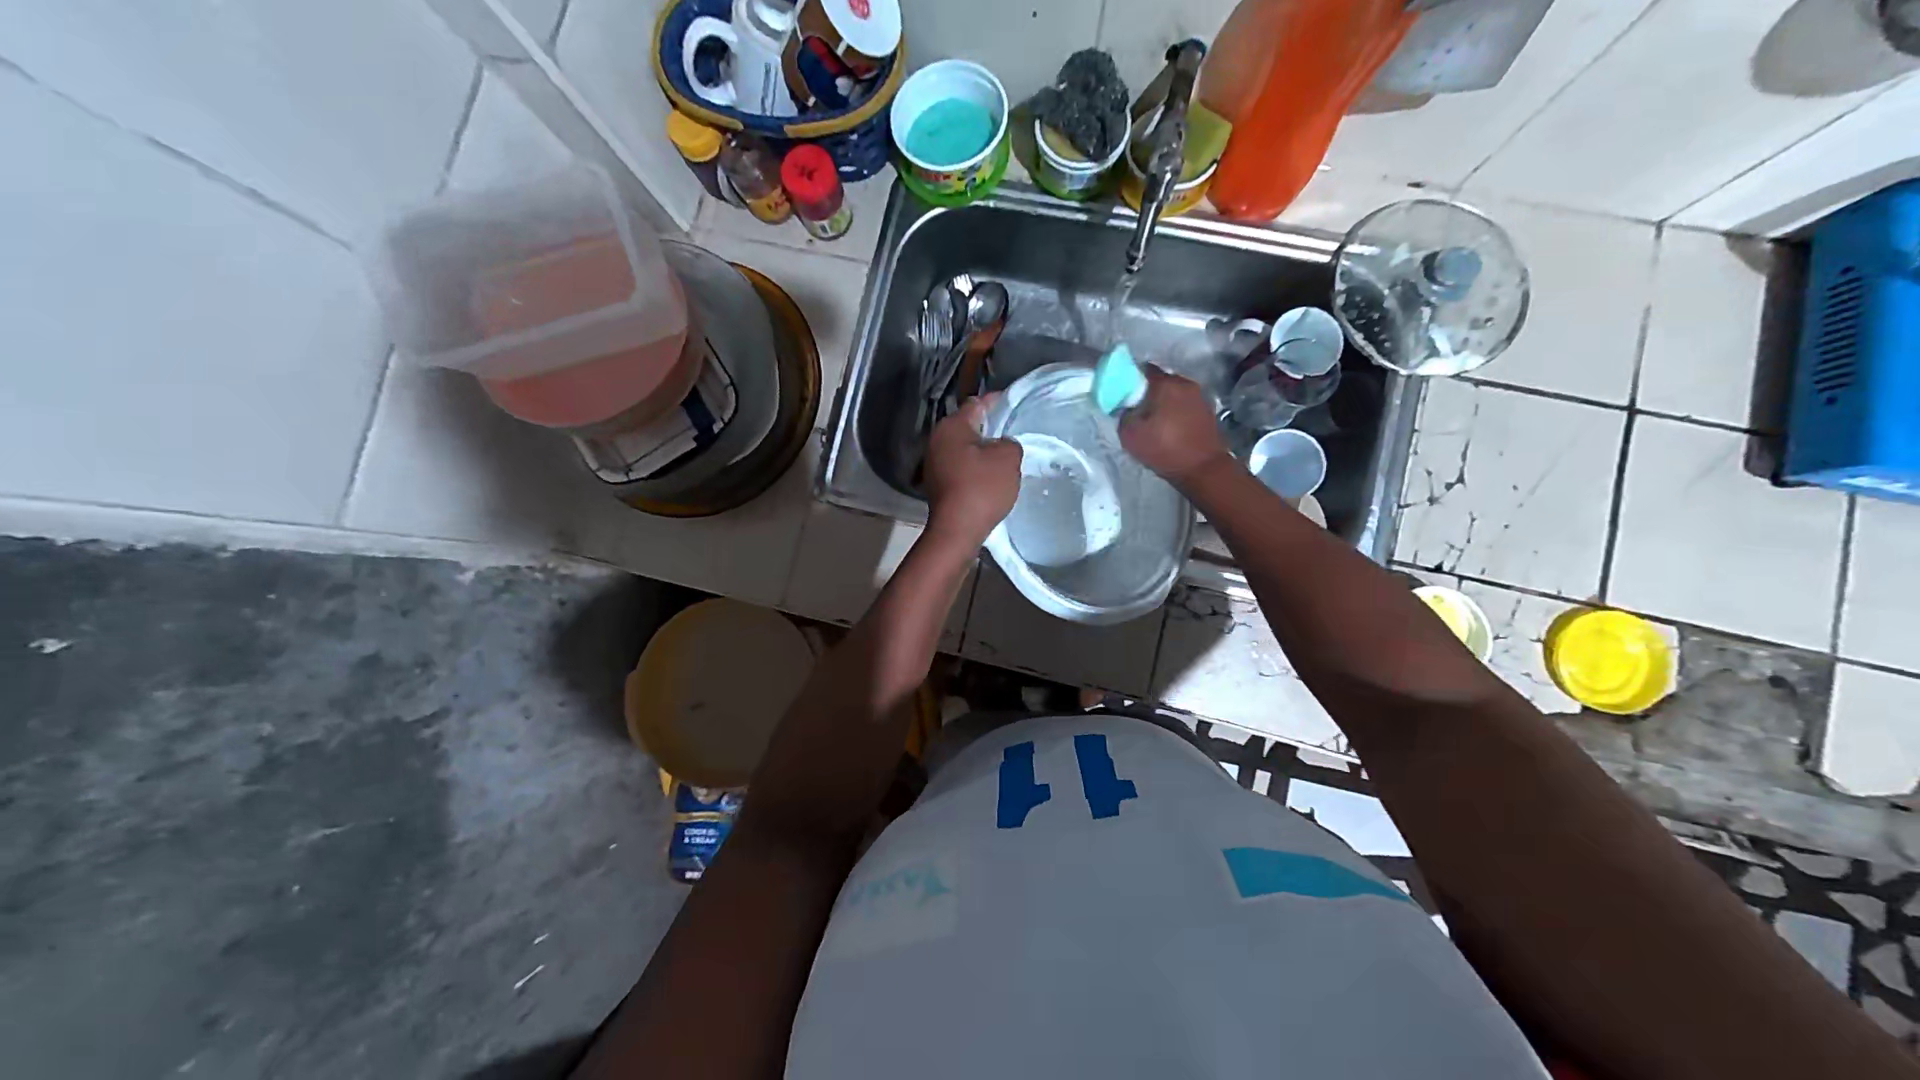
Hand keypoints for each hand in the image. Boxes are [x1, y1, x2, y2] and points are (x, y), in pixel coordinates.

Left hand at [924, 396, 1021, 547]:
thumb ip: (1009, 442)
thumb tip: (1002, 444)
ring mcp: (933, 461)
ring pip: (963, 446)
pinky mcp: (936, 481)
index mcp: (952, 426)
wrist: (957, 530)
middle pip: (967, 425)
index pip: (977, 403)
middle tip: (1012, 430)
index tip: (1014, 402)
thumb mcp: (1008, 458)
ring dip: (981, 448)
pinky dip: (973, 465)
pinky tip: (988, 475)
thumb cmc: (982, 488)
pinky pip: (959, 465)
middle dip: (989, 426)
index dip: (997, 401)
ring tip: (1003, 454)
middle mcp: (937, 439)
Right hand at [1119, 367, 1232, 484]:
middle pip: (1160, 381)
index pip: (1143, 369)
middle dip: (1148, 392)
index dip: (1130, 379)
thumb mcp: (1130, 435)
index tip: (1124, 395)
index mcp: (1165, 384)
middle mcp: (1184, 383)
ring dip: (1163, 402)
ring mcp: (1199, 395)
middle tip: (1137, 409)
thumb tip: (1126, 408)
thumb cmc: (1164, 449)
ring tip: (1155, 420)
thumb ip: (1123, 415)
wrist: (1203, 468)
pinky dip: (1176, 410)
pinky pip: (1185, 403)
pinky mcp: (1207, 409)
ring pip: (1174, 392)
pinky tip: (1170, 426)